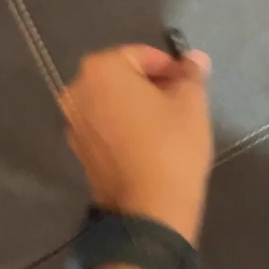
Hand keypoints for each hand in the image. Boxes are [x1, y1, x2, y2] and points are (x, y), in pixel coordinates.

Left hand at [62, 45, 213, 243]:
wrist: (148, 212)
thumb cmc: (171, 147)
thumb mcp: (191, 103)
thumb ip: (191, 74)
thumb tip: (195, 57)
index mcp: (102, 69)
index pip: (141, 55)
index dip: (169, 66)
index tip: (188, 82)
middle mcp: (78, 90)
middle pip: (122, 75)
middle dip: (150, 82)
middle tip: (180, 98)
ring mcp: (73, 121)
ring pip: (111, 100)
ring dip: (136, 103)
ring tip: (166, 120)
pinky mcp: (77, 149)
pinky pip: (103, 123)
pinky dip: (122, 124)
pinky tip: (147, 140)